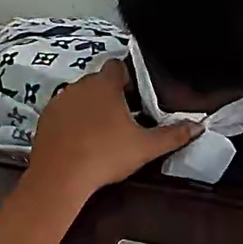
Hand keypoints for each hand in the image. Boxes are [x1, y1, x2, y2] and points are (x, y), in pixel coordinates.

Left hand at [26, 60, 201, 198]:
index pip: (118, 66)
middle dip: (110, 95)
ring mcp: (58, 102)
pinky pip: (63, 113)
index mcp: (104, 85)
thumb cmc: (105, 156)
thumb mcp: (146, 147)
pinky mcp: (44, 119)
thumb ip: (173, 135)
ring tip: (103, 133)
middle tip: (125, 119)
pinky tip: (81, 142)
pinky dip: (72, 122)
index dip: (129, 78)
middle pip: (98, 82)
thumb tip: (198, 127)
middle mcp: (79, 86)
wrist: (60, 177)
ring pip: (79, 97)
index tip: (137, 96)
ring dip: (90, 108)